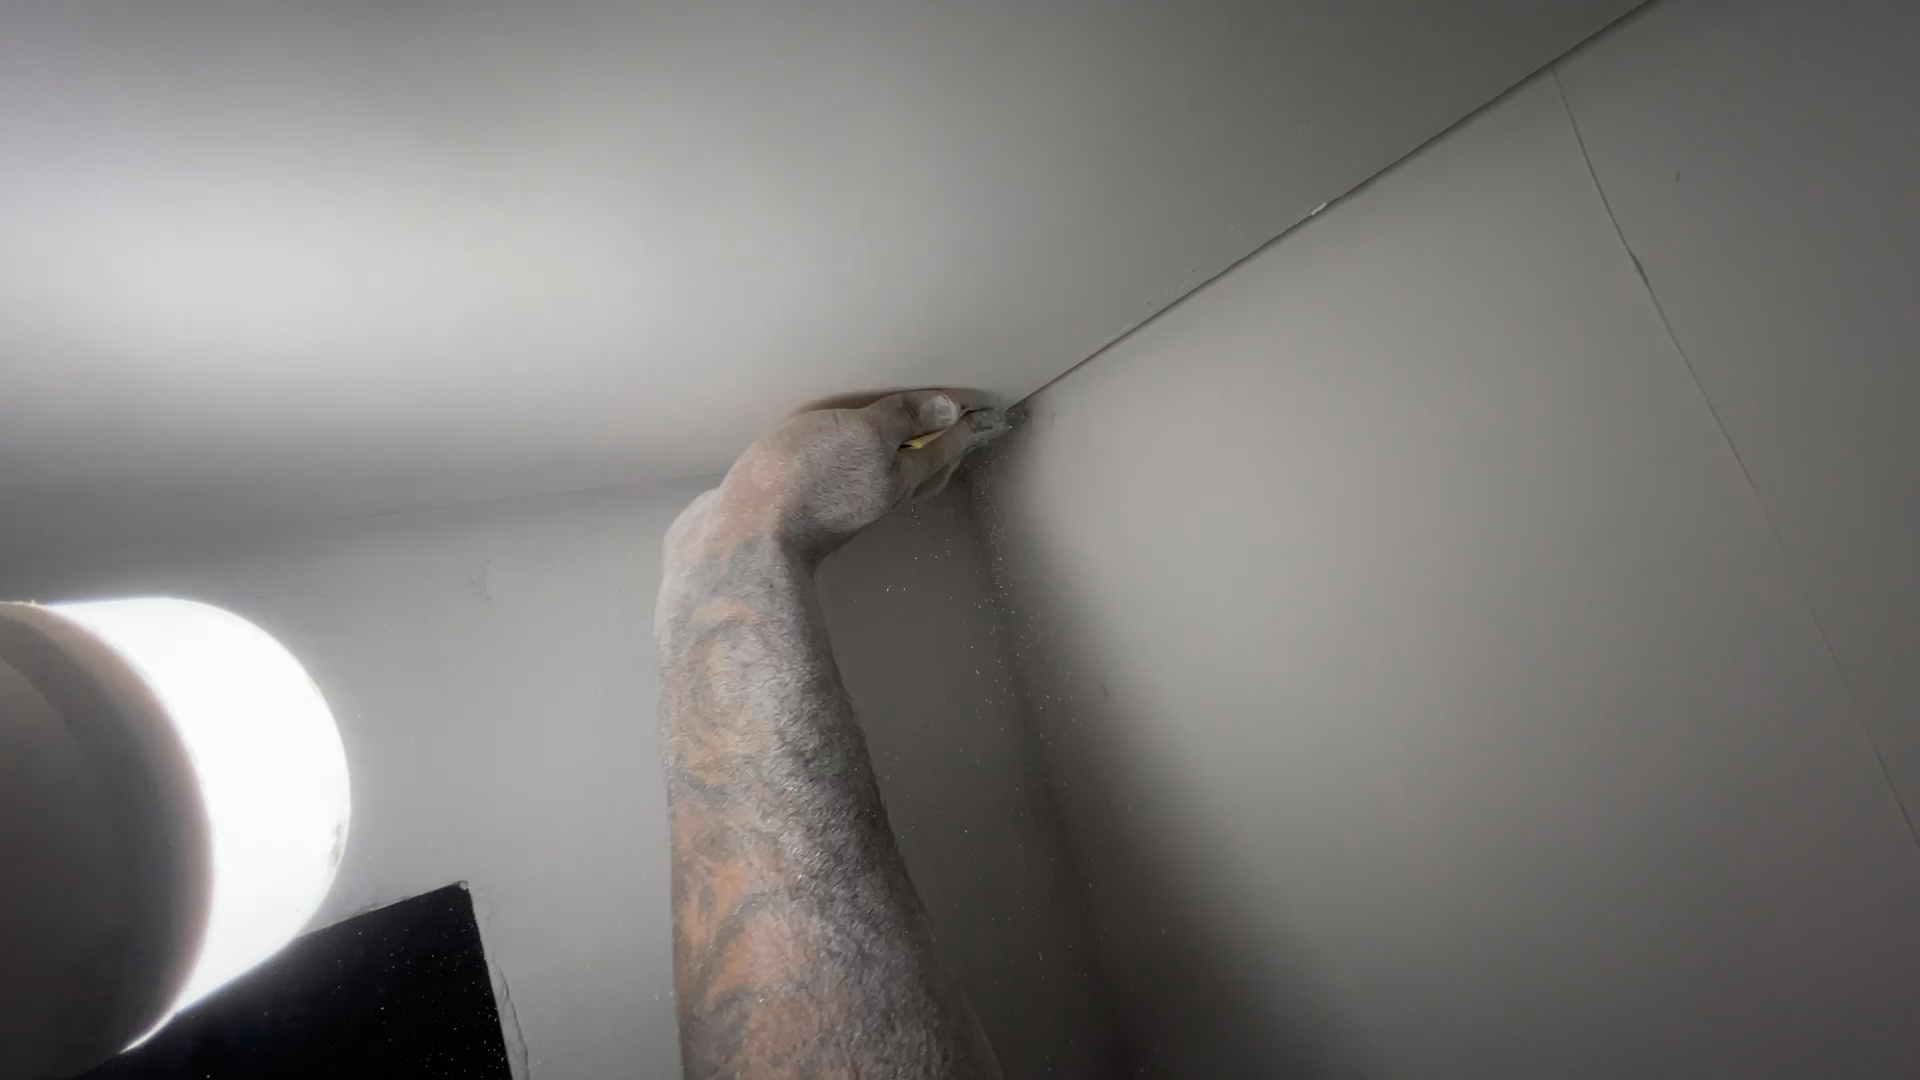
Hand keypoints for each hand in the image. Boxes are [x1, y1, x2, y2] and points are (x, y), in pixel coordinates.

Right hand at [668, 390, 1009, 570]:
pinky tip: (845, 452)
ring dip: (901, 456)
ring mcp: (844, 504)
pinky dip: (860, 463)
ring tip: (905, 435)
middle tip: (951, 428)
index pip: (941, 449)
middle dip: (940, 450)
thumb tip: (946, 410)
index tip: (974, 412)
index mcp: (899, 478)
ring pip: (885, 476)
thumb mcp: (861, 435)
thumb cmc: (804, 482)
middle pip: (921, 472)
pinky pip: (848, 478)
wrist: (745, 538)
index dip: (960, 428)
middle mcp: (877, 496)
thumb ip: (902, 420)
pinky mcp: (808, 503)